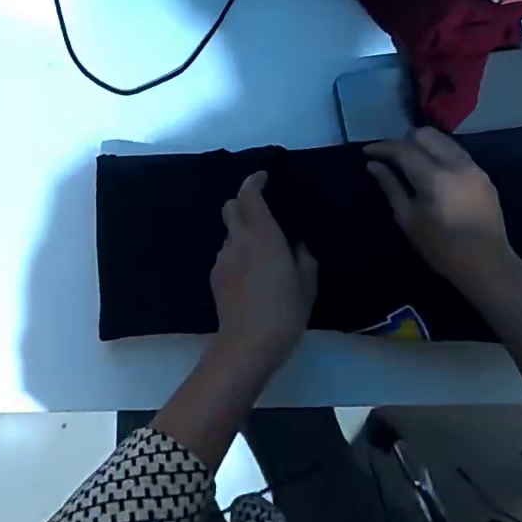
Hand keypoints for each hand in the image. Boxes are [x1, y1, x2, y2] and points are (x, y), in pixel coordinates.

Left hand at [210, 171, 317, 367]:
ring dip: (241, 233)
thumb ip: (304, 258)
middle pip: (230, 207)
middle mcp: (239, 241)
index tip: (263, 178)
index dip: (254, 181)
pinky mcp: (214, 276)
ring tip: (260, 252)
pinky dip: (236, 255)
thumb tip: (298, 246)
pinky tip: (250, 275)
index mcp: (264, 236)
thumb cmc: (285, 312)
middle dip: (242, 202)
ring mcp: (223, 258)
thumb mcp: (307, 284)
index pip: (249, 195)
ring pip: (228, 233)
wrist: (247, 344)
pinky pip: (226, 255)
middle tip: (260, 211)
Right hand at [365, 128, 520, 297]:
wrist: (487, 265)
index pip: (404, 150)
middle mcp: (456, 165)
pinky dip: (440, 153)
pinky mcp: (483, 175)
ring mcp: (474, 168)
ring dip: (423, 144)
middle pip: (426, 135)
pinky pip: (457, 152)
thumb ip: (390, 187)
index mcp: (435, 178)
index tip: (367, 151)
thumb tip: (373, 165)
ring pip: (444, 140)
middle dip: (404, 141)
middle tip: (390, 157)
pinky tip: (432, 169)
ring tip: (410, 160)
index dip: (383, 147)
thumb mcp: (408, 220)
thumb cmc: (441, 248)